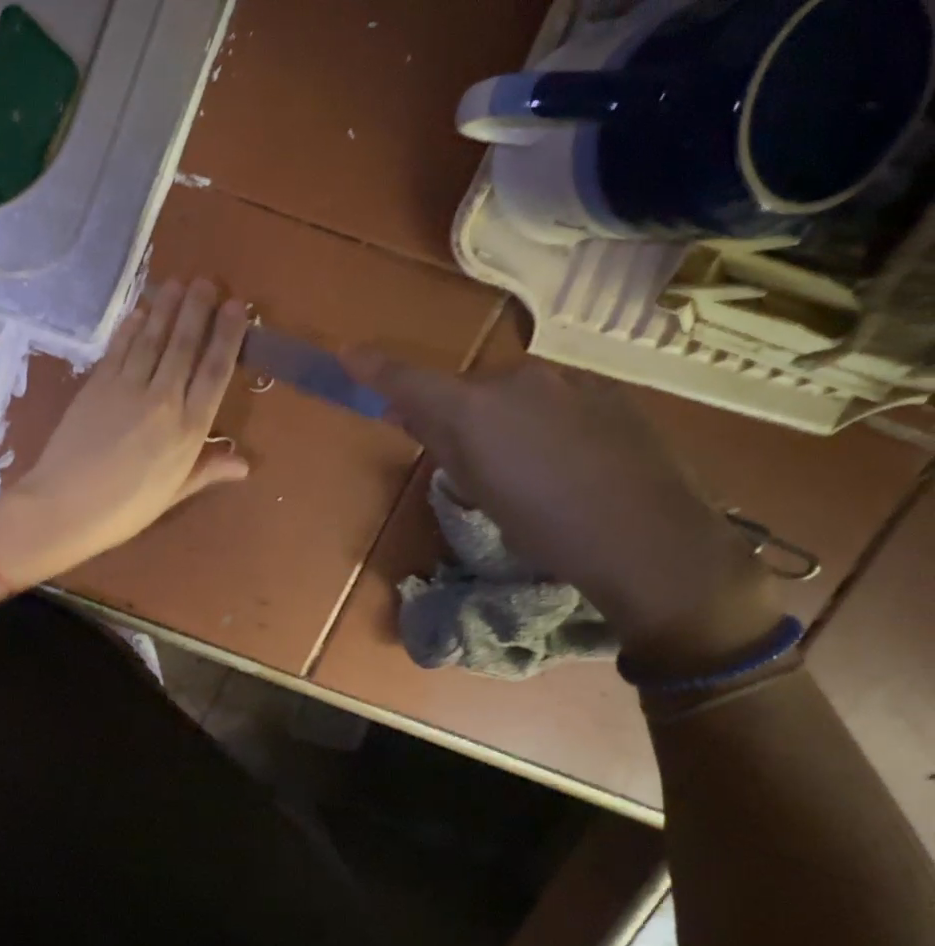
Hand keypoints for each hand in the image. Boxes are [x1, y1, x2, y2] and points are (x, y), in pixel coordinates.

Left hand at [2, 279, 251, 572]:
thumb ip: (206, 471)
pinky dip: (130, 328)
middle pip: (185, 345)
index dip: (227, 335)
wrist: (63, 507)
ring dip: (166, 308)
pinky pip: (118, 349)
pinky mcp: (96, 386)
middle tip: (207, 281)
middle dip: (197, 310)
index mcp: (189, 430)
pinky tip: (140, 311)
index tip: (236, 306)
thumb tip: (244, 462)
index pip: (215, 371)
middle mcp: (163, 401)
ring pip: (152, 340)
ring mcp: (126, 389)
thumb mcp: (171, 494)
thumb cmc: (122, 511)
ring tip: (178, 283)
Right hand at [341, 349, 781, 671]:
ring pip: (512, 391)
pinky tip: (565, 458)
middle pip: (467, 388)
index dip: (375, 368)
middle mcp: (516, 378)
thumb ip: (440, 444)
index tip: (347, 353)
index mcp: (473, 406)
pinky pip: (553, 396)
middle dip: (455, 412)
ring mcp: (568, 378)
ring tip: (523, 465)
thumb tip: (410, 415)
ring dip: (503, 416)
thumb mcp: (477, 491)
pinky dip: (543, 417)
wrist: (651, 540)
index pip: (409, 380)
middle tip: (460, 455)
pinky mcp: (608, 390)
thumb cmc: (544, 527)